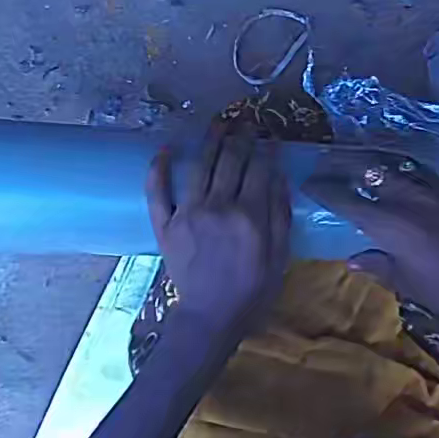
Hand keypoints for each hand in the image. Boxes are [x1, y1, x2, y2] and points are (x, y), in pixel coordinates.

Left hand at [146, 124, 291, 332]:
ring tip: (216, 124)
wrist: (211, 316)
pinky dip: (159, 169)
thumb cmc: (253, 290)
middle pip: (230, 161)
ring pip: (199, 167)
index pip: (259, 169)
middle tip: (244, 121)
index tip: (269, 135)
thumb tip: (278, 177)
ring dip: (208, 141)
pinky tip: (166, 149)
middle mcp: (218, 206)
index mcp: (249, 214)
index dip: (266, 148)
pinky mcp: (165, 225)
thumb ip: (280, 215)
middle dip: (240, 137)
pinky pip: (158, 192)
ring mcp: (188, 213)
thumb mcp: (280, 255)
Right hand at [303, 150, 438, 336]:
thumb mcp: (409, 285)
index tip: (308, 183)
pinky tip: (399, 177)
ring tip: (357, 165)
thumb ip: (379, 266)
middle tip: (326, 166)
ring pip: (396, 169)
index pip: (349, 201)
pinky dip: (402, 172)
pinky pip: (421, 175)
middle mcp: (410, 201)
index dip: (325, 190)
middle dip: (344, 166)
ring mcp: (435, 194)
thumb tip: (353, 257)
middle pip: (370, 173)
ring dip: (373, 165)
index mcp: (392, 226)